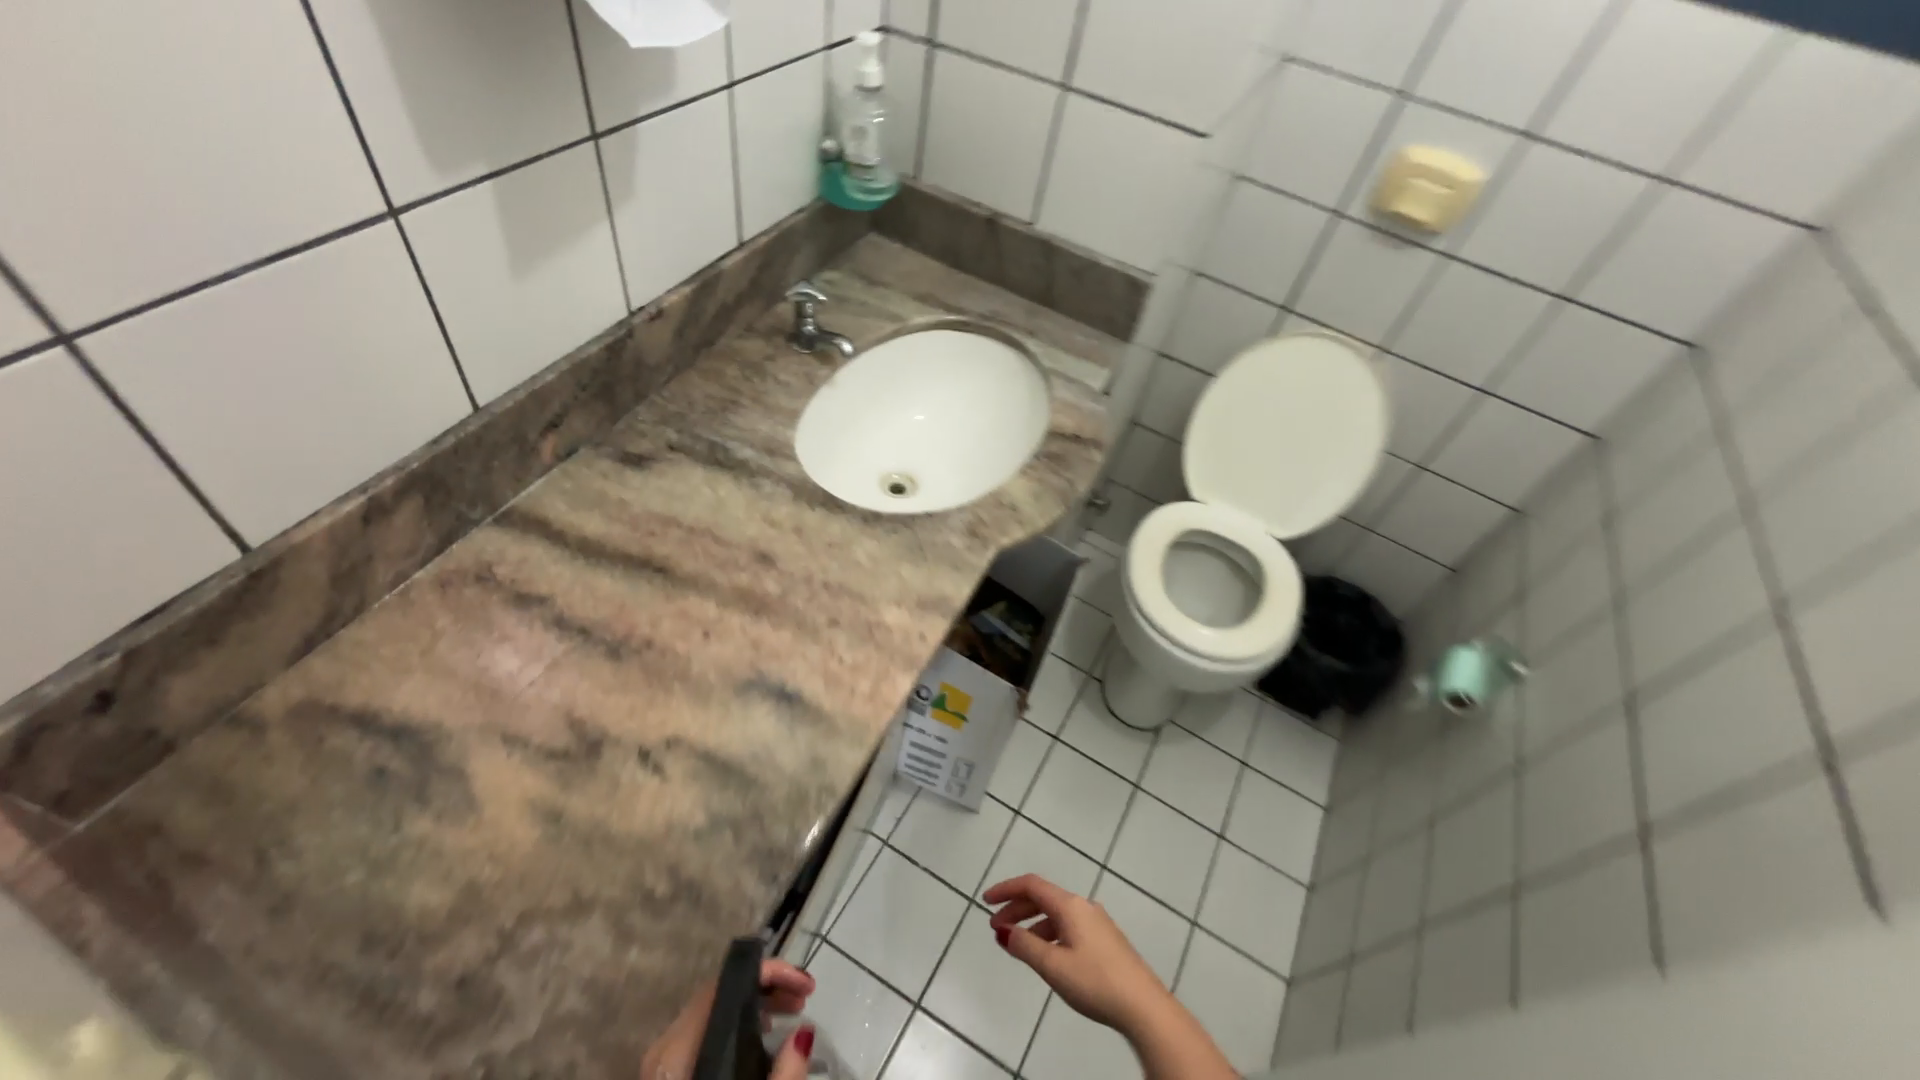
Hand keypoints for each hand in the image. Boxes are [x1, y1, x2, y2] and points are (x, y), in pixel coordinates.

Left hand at [641, 959, 816, 1079]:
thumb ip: (785, 1076)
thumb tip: (804, 1034)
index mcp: (679, 1053)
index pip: (722, 986)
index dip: (768, 972)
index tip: (806, 984)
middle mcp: (665, 1051)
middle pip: (718, 994)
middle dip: (767, 987)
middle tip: (806, 997)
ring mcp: (663, 1065)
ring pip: (711, 1013)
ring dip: (754, 1005)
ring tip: (792, 1014)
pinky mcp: (669, 1078)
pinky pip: (704, 1036)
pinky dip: (736, 1028)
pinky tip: (761, 1042)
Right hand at [984, 874, 1175, 1035]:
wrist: (1143, 1006)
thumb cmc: (1095, 982)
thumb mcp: (1053, 966)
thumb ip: (1024, 946)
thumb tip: (1003, 931)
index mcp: (1070, 906)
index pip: (1032, 885)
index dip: (1006, 890)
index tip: (985, 901)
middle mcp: (1084, 907)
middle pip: (1043, 898)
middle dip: (1016, 909)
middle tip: (995, 928)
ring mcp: (1097, 923)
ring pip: (1056, 915)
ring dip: (1032, 925)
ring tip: (1016, 946)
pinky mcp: (1105, 941)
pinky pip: (1068, 927)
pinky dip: (1049, 934)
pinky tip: (1045, 956)